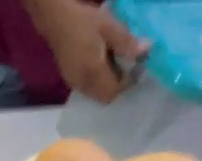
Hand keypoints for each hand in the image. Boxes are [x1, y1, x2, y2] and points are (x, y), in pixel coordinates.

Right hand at [30, 0, 146, 104]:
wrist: (57, 21)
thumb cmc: (84, 22)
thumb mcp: (109, 26)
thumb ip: (126, 42)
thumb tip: (145, 51)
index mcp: (93, 71)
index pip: (113, 91)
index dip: (127, 84)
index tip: (136, 67)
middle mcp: (82, 83)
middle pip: (104, 97)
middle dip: (118, 86)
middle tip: (128, 67)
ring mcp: (74, 83)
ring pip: (96, 95)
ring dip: (108, 85)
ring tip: (115, 64)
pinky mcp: (70, 80)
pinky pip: (88, 90)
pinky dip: (99, 83)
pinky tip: (102, 65)